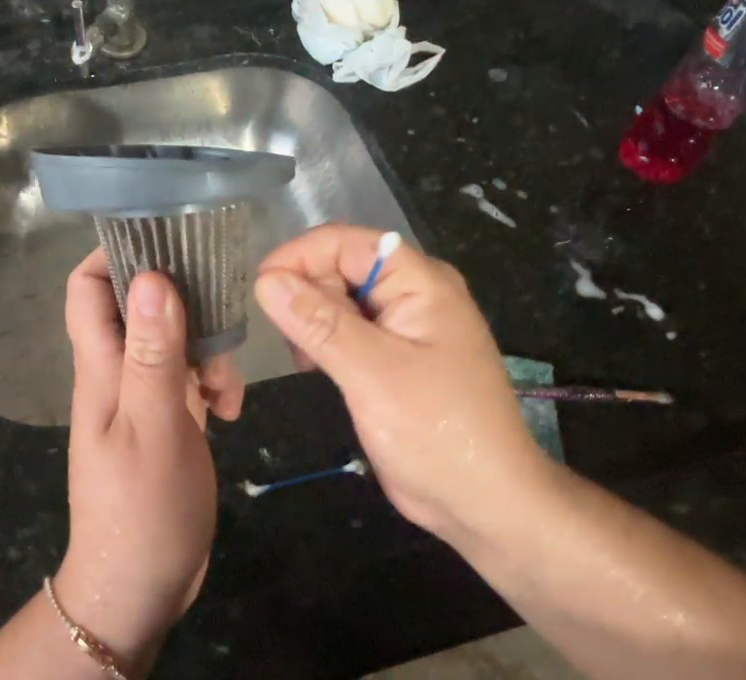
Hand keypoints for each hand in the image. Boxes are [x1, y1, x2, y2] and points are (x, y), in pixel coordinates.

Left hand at [55, 250, 220, 669]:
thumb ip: (153, 353)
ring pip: (172, 341)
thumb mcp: (154, 425)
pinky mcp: (166, 418)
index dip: (113, 254)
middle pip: (138, 305)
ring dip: (206, 351)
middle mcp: (116, 370)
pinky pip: (188, 379)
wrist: (140, 587)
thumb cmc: (141, 507)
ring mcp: (141, 395)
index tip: (163, 238)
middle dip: (180, 301)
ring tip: (225, 388)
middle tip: (219, 312)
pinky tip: (229, 413)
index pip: (86, 287)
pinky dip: (211, 385)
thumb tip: (149, 275)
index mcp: (99, 365)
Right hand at [253, 225, 550, 542]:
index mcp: (419, 280)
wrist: (485, 504)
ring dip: (311, 319)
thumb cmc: (436, 432)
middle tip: (286, 340)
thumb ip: (319, 322)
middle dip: (304, 292)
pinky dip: (323, 341)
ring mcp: (404, 324)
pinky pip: (347, 328)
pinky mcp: (394, 355)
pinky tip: (314, 368)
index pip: (344, 242)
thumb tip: (266, 280)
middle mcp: (413, 291)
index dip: (298, 257)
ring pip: (338, 298)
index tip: (259, 291)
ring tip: (302, 359)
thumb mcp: (372, 374)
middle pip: (339, 266)